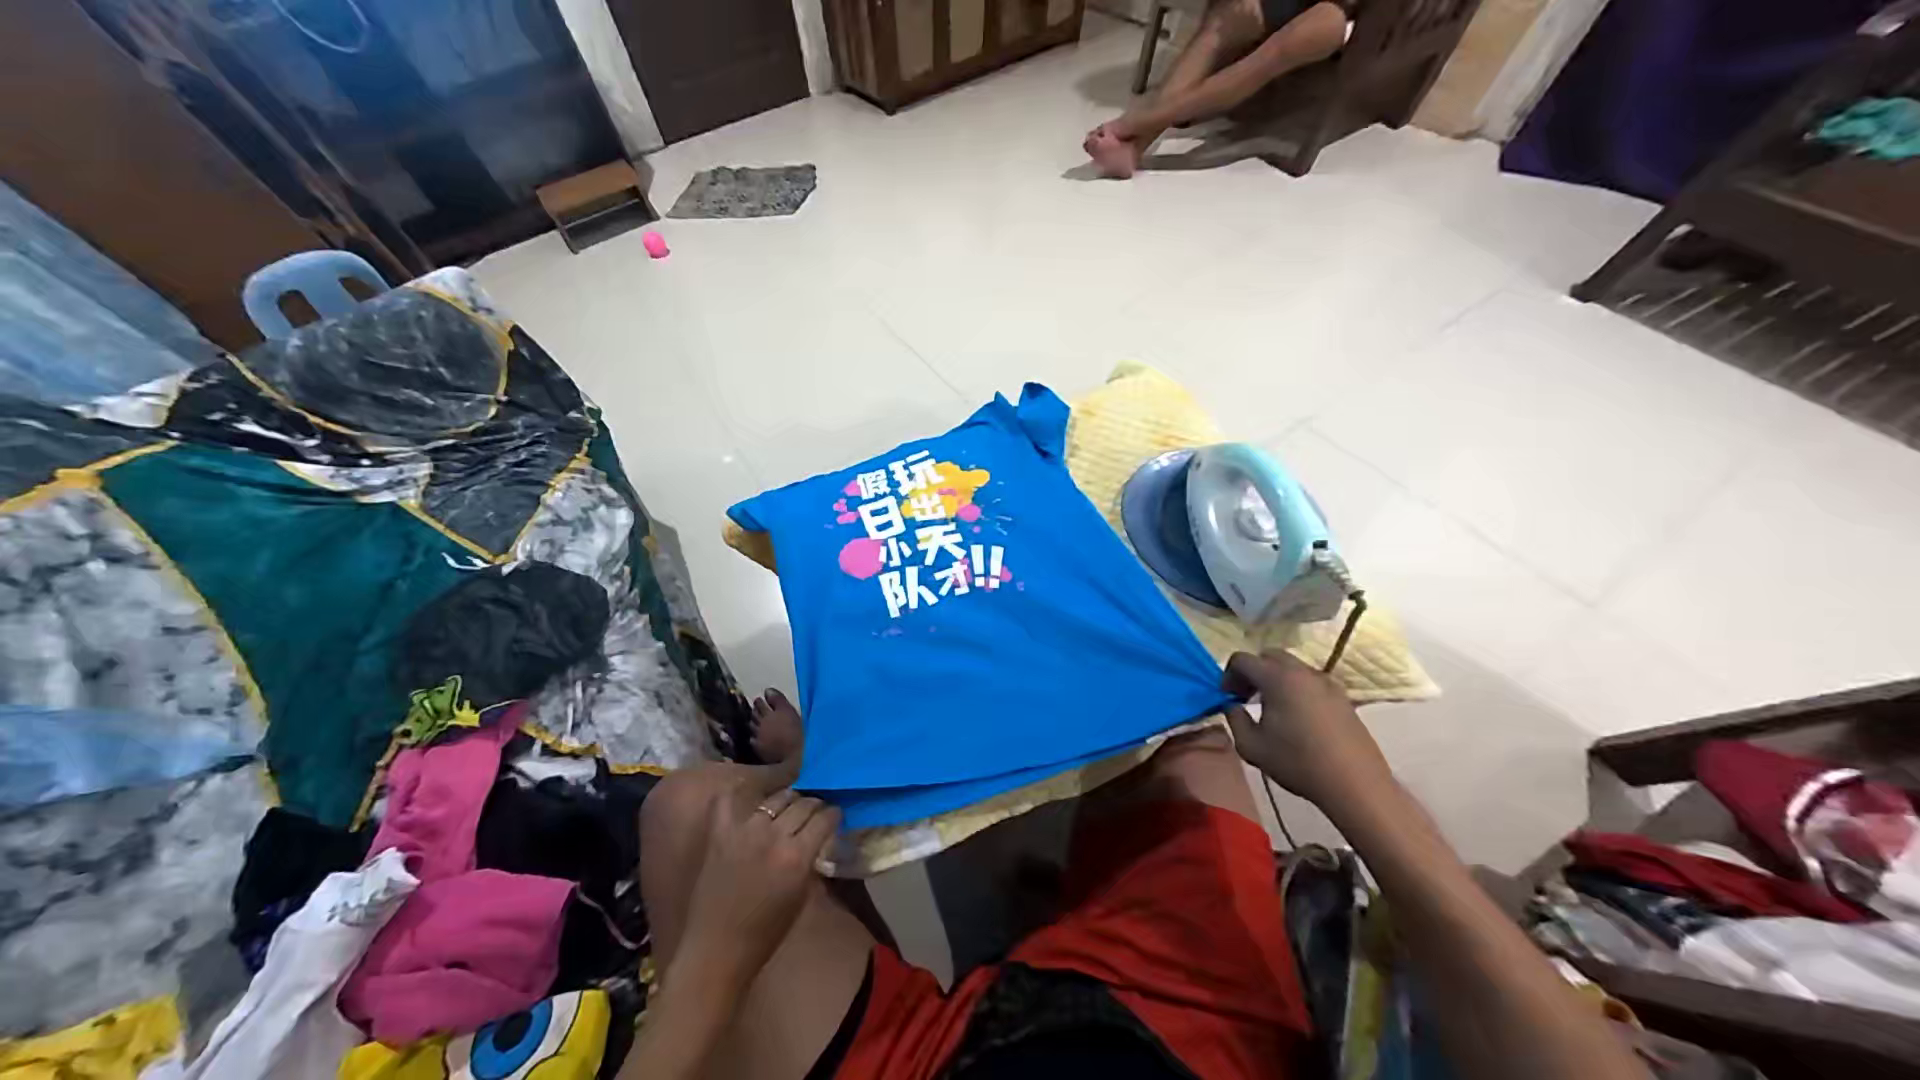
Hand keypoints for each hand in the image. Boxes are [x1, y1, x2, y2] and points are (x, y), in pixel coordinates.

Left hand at [676, 773, 839, 986]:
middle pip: (803, 803)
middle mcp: (773, 836)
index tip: (834, 816)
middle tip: (814, 812)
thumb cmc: (765, 933)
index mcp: (797, 856)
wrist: (716, 951)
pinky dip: (742, 793)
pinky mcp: (719, 833)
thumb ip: (811, 858)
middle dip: (814, 806)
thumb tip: (820, 835)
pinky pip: (730, 799)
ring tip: (788, 806)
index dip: (833, 815)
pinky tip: (752, 795)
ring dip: (787, 799)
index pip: (825, 818)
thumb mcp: (801, 895)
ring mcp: (743, 830)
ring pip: (776, 797)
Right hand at [1222, 650, 1393, 814]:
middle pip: (1269, 656)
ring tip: (1271, 707)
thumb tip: (1232, 705)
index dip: (1228, 675)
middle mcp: (1303, 672)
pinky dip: (1296, 688)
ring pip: (1292, 667)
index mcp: (1277, 678)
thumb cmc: (1298, 763)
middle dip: (1253, 672)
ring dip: (1275, 678)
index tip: (1228, 697)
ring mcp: (1327, 682)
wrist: (1355, 783)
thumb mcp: (1251, 746)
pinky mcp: (1343, 697)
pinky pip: (1311, 681)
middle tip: (1246, 697)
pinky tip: (1297, 717)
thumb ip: (1234, 719)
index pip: (1242, 659)